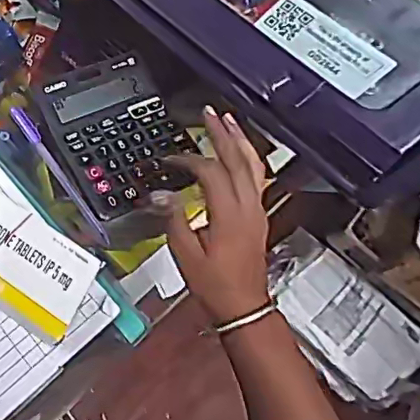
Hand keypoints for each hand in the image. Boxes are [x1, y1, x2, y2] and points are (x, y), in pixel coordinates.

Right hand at [161, 106, 272, 321]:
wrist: (242, 305)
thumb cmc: (214, 284)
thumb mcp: (185, 253)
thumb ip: (174, 219)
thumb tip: (161, 195)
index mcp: (229, 215)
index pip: (211, 174)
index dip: (189, 162)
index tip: (170, 160)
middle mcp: (248, 208)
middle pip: (238, 161)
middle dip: (223, 135)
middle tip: (210, 115)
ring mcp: (256, 211)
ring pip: (254, 167)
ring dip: (240, 141)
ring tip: (229, 123)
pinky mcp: (258, 216)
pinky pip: (257, 178)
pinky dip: (248, 159)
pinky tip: (241, 154)